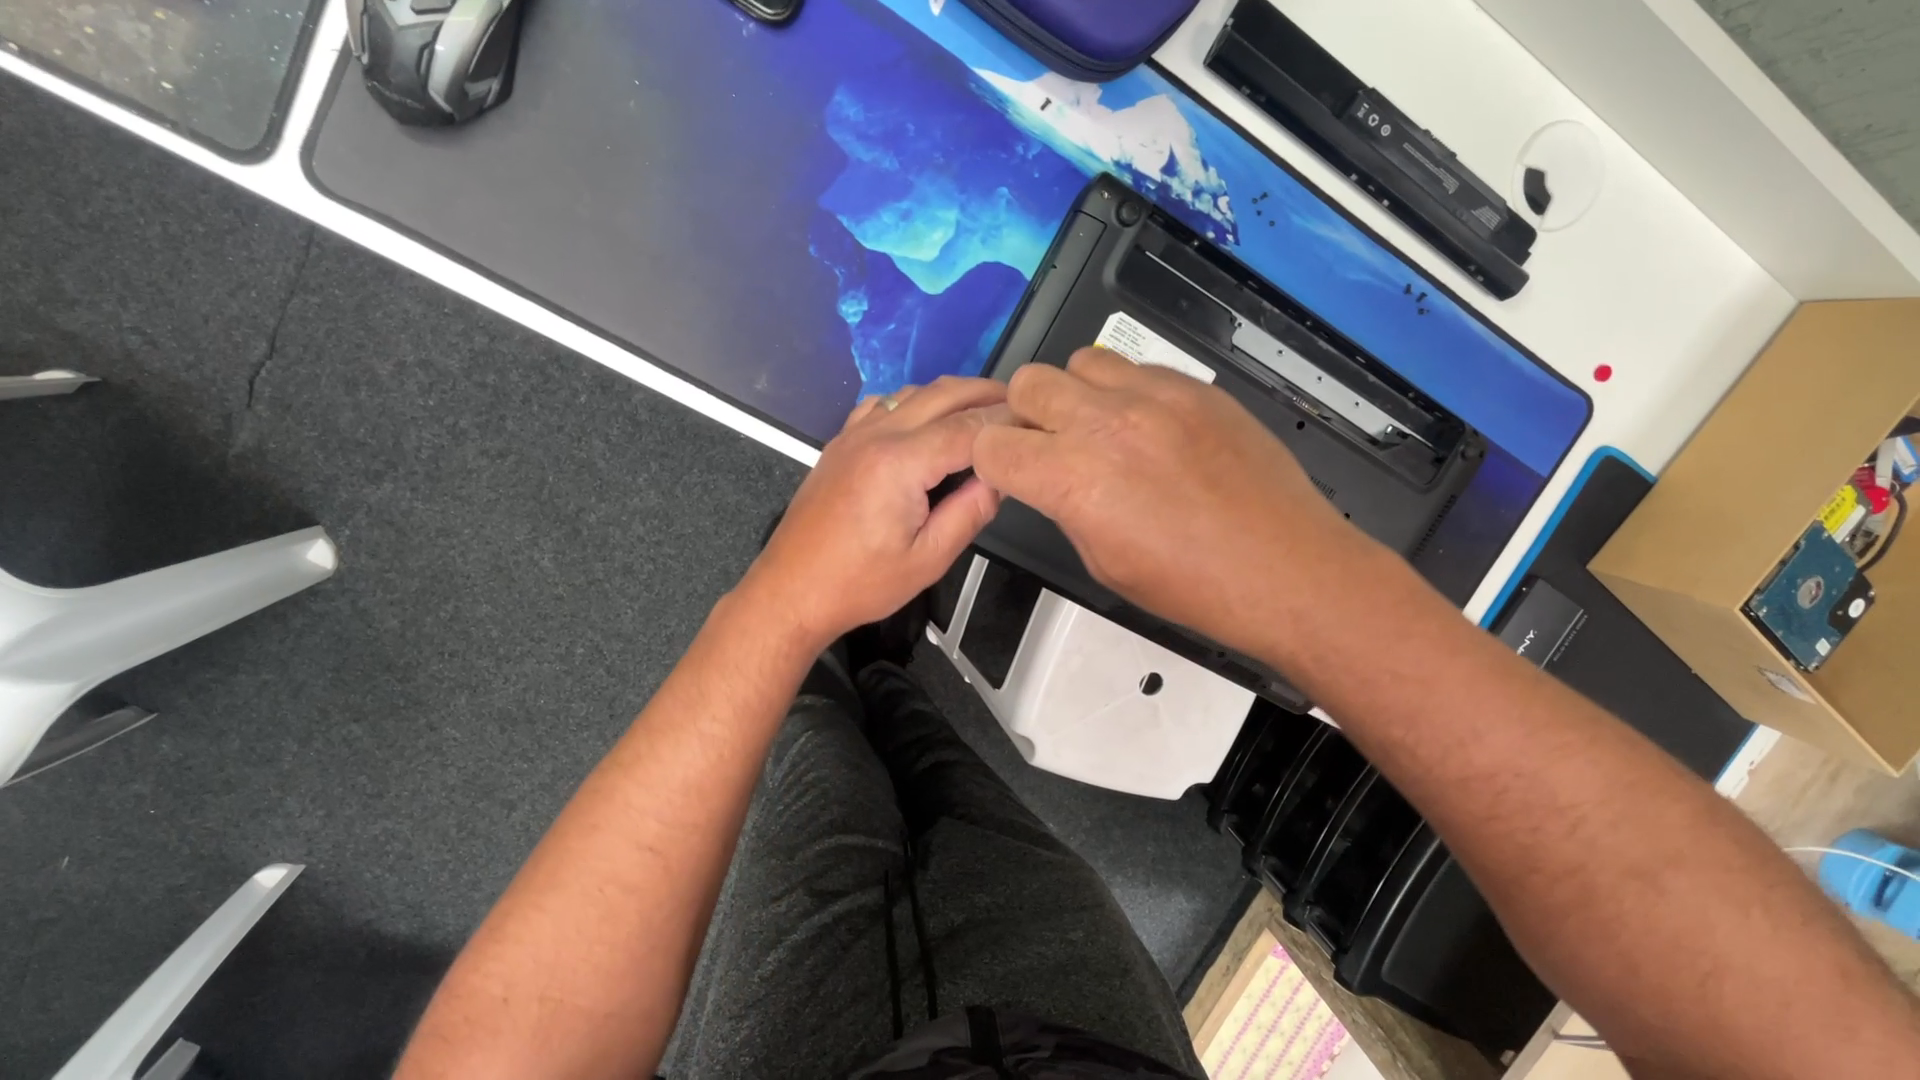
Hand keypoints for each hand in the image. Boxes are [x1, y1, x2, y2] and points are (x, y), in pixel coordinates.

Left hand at [740, 376, 1005, 651]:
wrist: (791, 590)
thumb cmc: (857, 584)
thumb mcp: (928, 559)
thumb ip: (971, 512)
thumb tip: (1000, 480)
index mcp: (899, 463)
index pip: (969, 427)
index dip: (1007, 421)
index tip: (1036, 420)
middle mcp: (875, 436)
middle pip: (943, 394)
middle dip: (987, 392)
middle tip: (1021, 401)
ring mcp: (853, 435)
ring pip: (913, 393)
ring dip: (952, 393)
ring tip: (985, 408)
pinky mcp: (840, 444)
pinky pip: (883, 405)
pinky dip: (915, 402)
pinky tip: (928, 419)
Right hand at [972, 347, 1383, 660]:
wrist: (1286, 569)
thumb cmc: (1195, 584)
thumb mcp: (1103, 562)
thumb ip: (1063, 506)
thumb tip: (1050, 480)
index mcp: (1075, 479)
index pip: (991, 444)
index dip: (990, 461)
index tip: (1007, 471)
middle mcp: (1107, 424)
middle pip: (1026, 384)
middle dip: (1023, 416)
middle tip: (1046, 444)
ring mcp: (1155, 398)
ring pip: (1079, 361)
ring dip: (1073, 393)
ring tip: (1096, 428)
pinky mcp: (1194, 388)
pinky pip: (1135, 367)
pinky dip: (1123, 390)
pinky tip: (1145, 425)